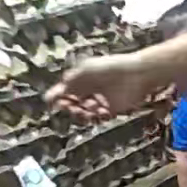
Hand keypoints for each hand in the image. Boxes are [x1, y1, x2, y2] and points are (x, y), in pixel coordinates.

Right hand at [44, 52, 158, 116]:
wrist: (136, 75)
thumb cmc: (109, 68)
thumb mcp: (84, 71)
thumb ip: (67, 84)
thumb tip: (50, 97)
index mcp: (79, 79)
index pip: (62, 92)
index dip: (57, 99)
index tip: (56, 104)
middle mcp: (87, 90)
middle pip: (71, 105)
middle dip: (71, 108)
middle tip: (75, 108)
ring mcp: (99, 100)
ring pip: (84, 114)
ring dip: (84, 114)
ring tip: (93, 108)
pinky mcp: (111, 109)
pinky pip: (98, 118)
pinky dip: (98, 117)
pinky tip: (103, 112)